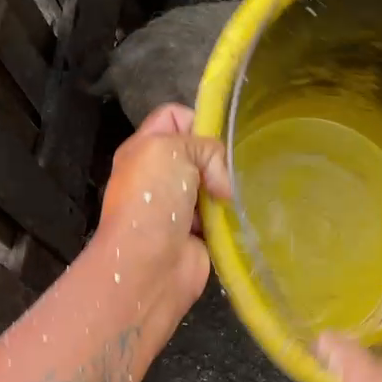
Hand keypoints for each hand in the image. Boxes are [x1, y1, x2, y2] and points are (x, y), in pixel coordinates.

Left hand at [101, 104, 232, 310]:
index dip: (197, 120)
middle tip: (226, 175)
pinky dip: (231, 217)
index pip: (175, 116)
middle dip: (218, 159)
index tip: (215, 140)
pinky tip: (236, 219)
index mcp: (145, 148)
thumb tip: (223, 181)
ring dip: (227, 191)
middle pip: (200, 152)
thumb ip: (205, 146)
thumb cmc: (153, 200)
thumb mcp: (172, 150)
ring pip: (216, 185)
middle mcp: (161, 175)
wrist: (150, 265)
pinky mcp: (200, 233)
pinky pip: (224, 216)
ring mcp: (180, 206)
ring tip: (232, 199)